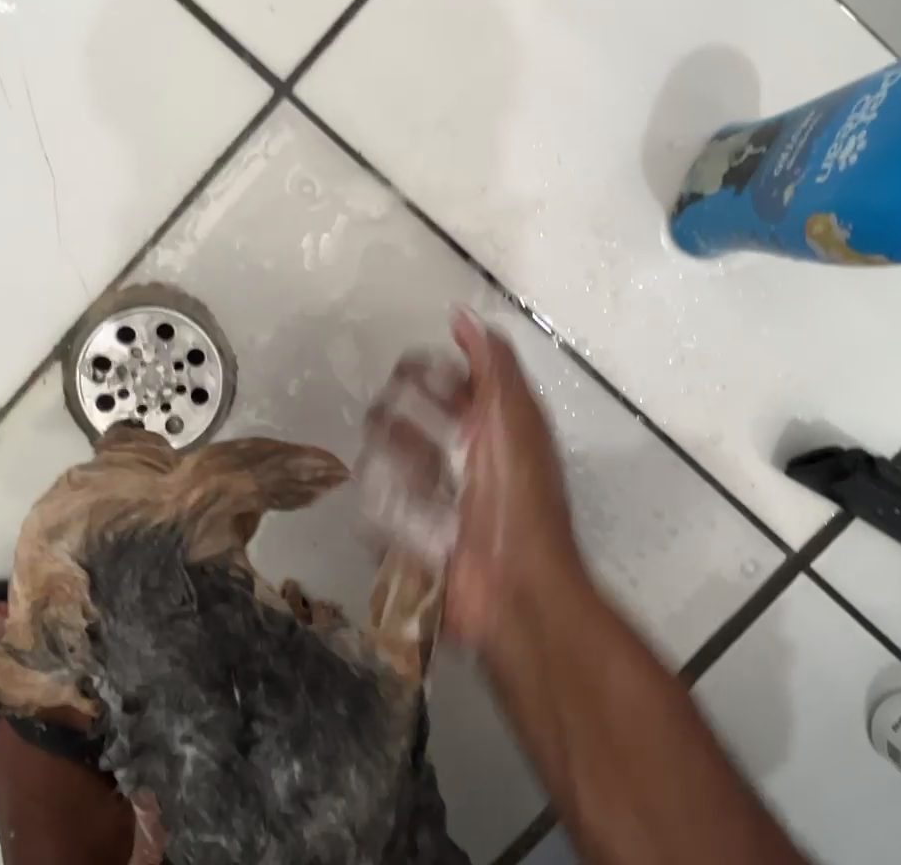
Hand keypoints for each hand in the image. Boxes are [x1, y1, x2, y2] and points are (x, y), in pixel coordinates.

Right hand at [362, 310, 586, 647]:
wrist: (514, 585)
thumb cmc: (518, 498)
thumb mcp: (513, 417)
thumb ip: (491, 363)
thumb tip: (462, 315)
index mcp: (491, 423)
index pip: (446, 380)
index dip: (426, 373)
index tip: (410, 375)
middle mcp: (464, 455)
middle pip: (409, 415)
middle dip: (396, 415)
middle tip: (391, 422)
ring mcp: (439, 494)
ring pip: (391, 460)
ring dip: (390, 463)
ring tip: (405, 478)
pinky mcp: (415, 531)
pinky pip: (382, 507)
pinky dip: (385, 508)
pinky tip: (399, 512)